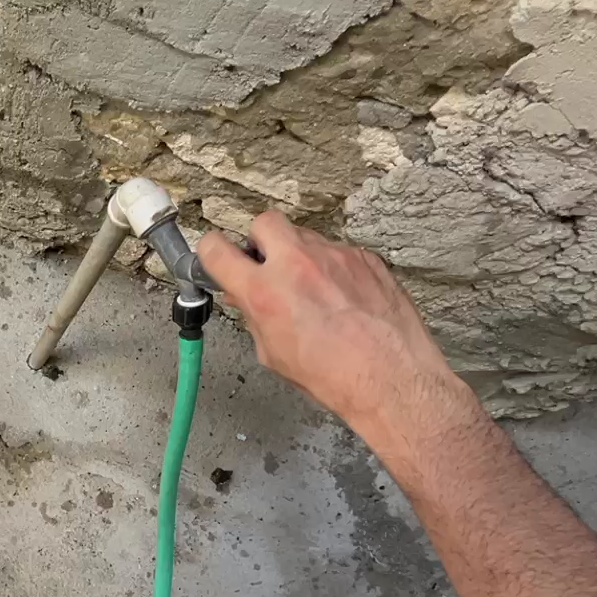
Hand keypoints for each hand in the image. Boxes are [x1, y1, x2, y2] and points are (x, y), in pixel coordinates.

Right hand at [196, 211, 476, 440]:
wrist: (385, 374)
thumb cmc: (330, 373)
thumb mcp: (270, 352)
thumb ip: (254, 316)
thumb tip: (246, 300)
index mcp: (264, 291)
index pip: (218, 251)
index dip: (210, 251)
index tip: (213, 254)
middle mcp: (297, 264)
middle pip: (265, 222)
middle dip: (258, 239)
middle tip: (262, 263)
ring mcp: (334, 255)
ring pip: (304, 237)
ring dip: (296, 256)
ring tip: (304, 289)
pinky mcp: (363, 257)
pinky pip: (335, 252)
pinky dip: (328, 269)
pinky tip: (335, 297)